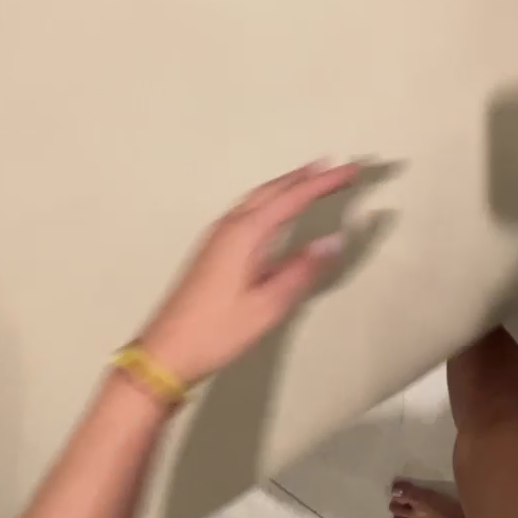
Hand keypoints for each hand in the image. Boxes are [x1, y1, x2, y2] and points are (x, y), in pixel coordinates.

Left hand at [136, 161, 361, 386]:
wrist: (166, 351)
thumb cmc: (219, 330)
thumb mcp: (268, 305)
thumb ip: (301, 270)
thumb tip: (334, 239)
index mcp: (245, 234)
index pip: (293, 199)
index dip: (324, 183)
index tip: (351, 170)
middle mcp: (230, 226)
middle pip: (273, 190)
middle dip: (305, 177)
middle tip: (336, 167)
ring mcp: (218, 235)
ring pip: (257, 197)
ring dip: (286, 185)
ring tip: (311, 178)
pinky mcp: (213, 248)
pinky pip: (248, 209)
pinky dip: (270, 199)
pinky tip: (275, 209)